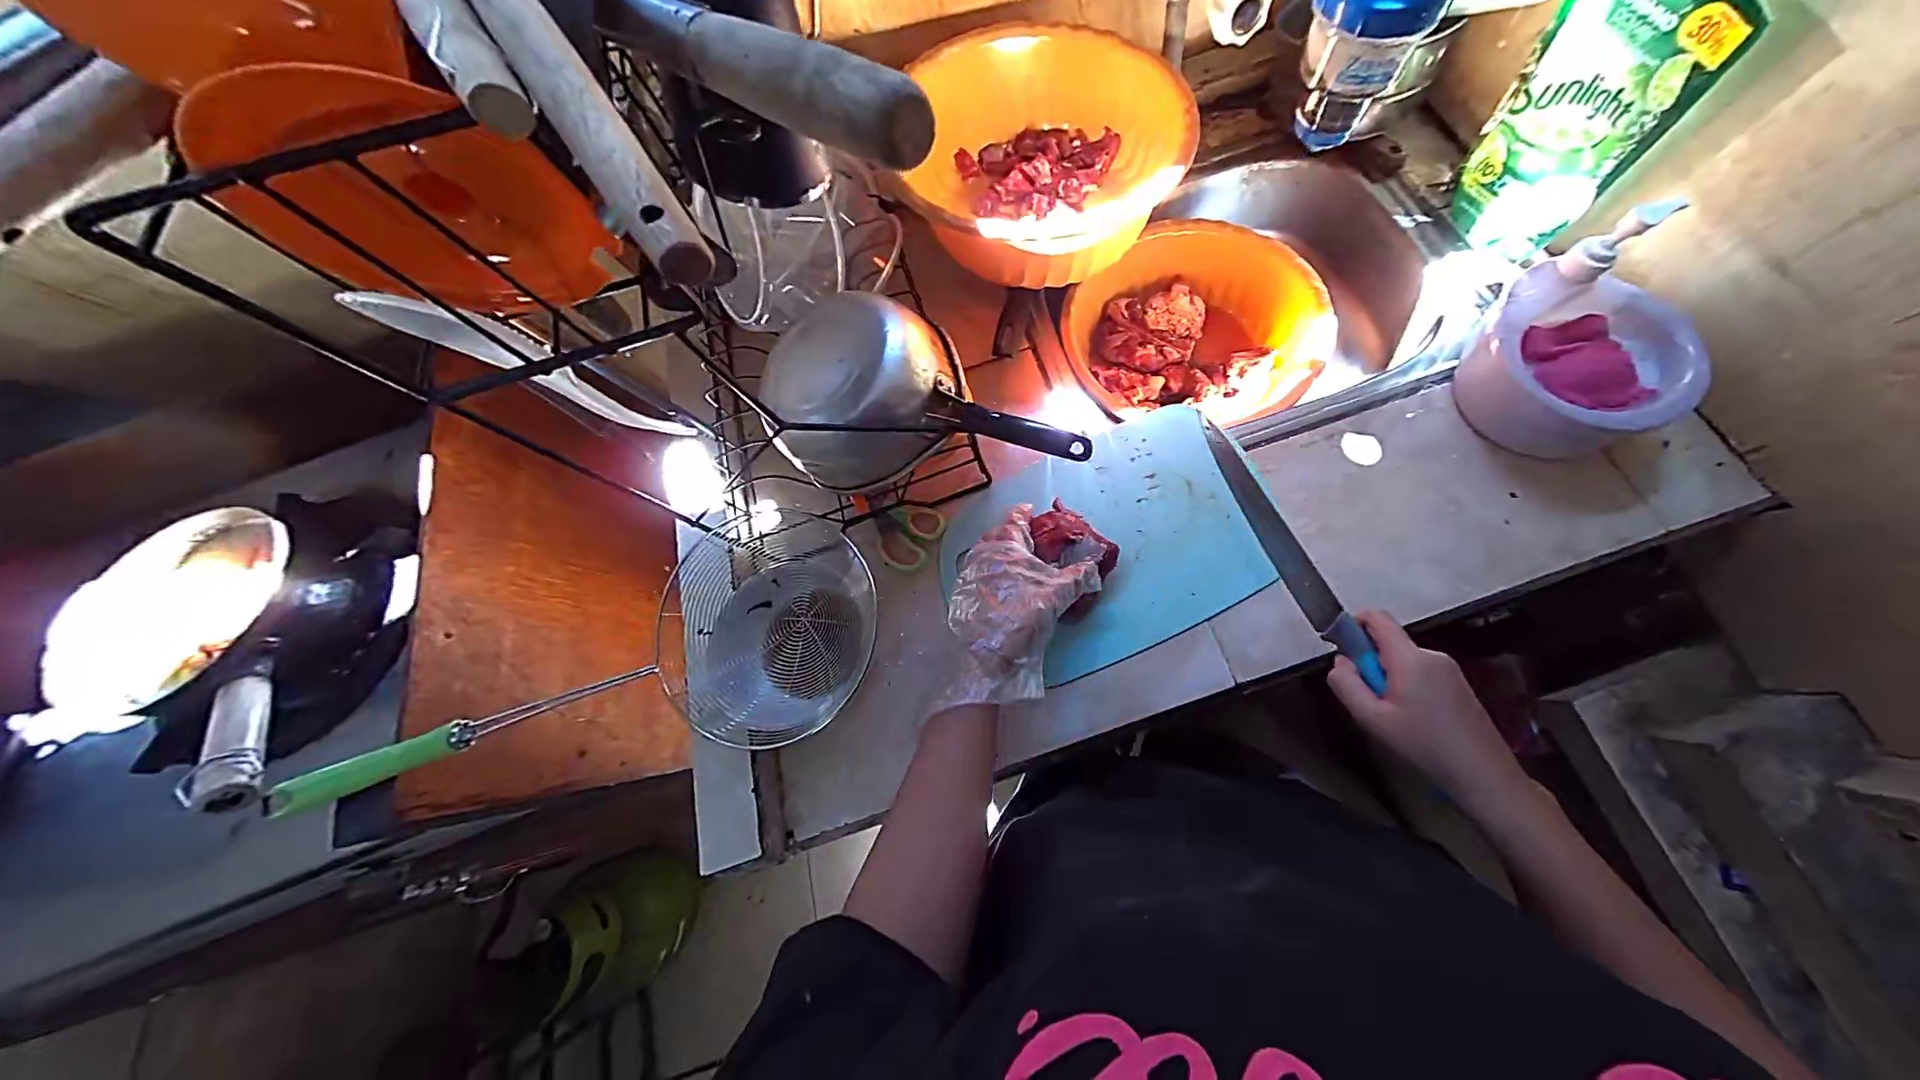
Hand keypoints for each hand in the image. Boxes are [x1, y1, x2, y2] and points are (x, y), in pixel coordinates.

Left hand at [932, 504, 1101, 709]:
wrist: (990, 651)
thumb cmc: (1023, 613)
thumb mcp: (1058, 593)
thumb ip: (1079, 576)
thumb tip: (1094, 568)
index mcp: (1005, 543)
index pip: (1015, 518)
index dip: (1025, 513)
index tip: (1030, 511)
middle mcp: (983, 552)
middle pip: (998, 534)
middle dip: (1012, 534)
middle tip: (1028, 539)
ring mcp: (970, 573)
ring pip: (987, 554)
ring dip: (1001, 554)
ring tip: (1017, 562)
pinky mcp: (964, 594)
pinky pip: (980, 573)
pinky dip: (993, 572)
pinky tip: (1004, 586)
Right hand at [1326, 611, 1529, 808]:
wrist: (1484, 774)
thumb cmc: (1423, 745)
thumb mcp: (1371, 719)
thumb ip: (1346, 684)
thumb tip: (1340, 661)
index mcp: (1410, 658)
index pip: (1377, 618)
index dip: (1353, 625)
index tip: (1343, 652)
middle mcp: (1431, 655)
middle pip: (1388, 643)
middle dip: (1371, 665)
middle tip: (1371, 702)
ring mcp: (1449, 669)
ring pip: (1402, 661)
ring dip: (1389, 679)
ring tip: (1394, 716)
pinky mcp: (1458, 683)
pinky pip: (1419, 672)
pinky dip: (1407, 687)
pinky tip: (1414, 719)